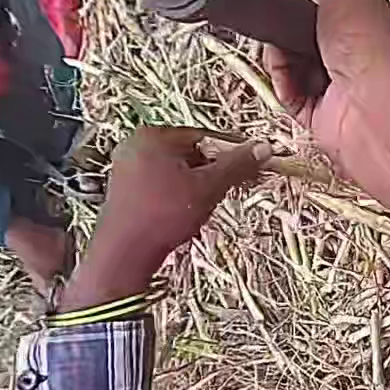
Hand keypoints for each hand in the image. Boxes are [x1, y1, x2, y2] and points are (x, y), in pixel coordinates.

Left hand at [59, 127, 269, 312]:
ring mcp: (126, 168)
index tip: (247, 171)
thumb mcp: (208, 187)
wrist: (125, 253)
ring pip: (176, 172)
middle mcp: (135, 145)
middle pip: (190, 154)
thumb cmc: (165, 214)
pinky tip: (182, 217)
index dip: (230, 155)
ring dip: (196, 189)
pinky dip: (177, 198)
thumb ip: (237, 165)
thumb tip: (265, 147)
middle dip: (211, 174)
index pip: (205, 137)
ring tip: (201, 209)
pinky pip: (160, 186)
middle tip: (224, 193)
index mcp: (154, 135)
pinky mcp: (124, 191)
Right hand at [260, 0, 389, 170]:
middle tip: (286, 28)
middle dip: (293, 34)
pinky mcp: (322, 119)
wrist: (371, 102)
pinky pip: (291, 98)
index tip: (295, 4)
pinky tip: (286, 75)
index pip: (335, 18)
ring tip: (285, 51)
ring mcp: (340, 92)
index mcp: (372, 30)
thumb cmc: (371, 46)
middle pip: (311, 44)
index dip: (312, 10)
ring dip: (283, 58)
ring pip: (296, 70)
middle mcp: (357, 62)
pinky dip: (282, 85)